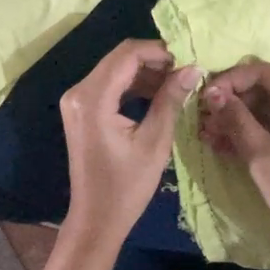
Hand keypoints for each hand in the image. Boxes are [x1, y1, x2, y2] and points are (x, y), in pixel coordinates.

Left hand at [61, 40, 200, 241]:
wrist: (96, 218)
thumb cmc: (127, 186)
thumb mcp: (155, 141)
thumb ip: (171, 99)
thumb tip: (193, 68)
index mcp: (92, 98)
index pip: (127, 55)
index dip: (159, 51)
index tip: (188, 61)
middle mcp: (78, 92)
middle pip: (119, 58)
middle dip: (154, 60)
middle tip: (185, 71)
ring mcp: (76, 100)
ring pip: (115, 69)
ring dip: (145, 72)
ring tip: (177, 84)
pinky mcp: (80, 109)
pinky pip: (109, 85)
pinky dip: (132, 85)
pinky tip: (157, 94)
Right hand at [200, 61, 269, 267]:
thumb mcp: (261, 155)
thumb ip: (235, 118)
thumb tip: (211, 92)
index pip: (266, 73)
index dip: (231, 81)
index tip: (204, 96)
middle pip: (267, 90)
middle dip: (233, 103)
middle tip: (202, 118)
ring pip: (269, 109)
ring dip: (238, 119)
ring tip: (206, 134)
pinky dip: (252, 132)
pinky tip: (222, 143)